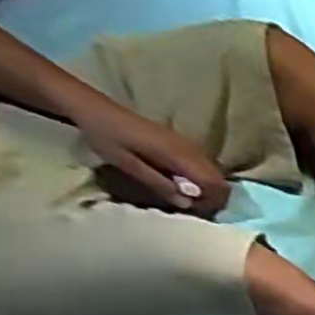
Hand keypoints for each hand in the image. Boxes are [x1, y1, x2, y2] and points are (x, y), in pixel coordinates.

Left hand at [76, 104, 229, 214]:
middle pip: (221, 181)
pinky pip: (207, 166)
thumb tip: (186, 204)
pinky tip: (183, 179)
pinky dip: (203, 178)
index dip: (212, 202)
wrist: (93, 107)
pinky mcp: (184, 143)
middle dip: (213, 198)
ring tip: (185, 193)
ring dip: (208, 188)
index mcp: (179, 155)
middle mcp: (191, 150)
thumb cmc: (105, 136)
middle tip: (191, 203)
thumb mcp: (126, 164)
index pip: (215, 185)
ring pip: (217, 175)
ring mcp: (190, 145)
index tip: (193, 208)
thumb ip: (158, 184)